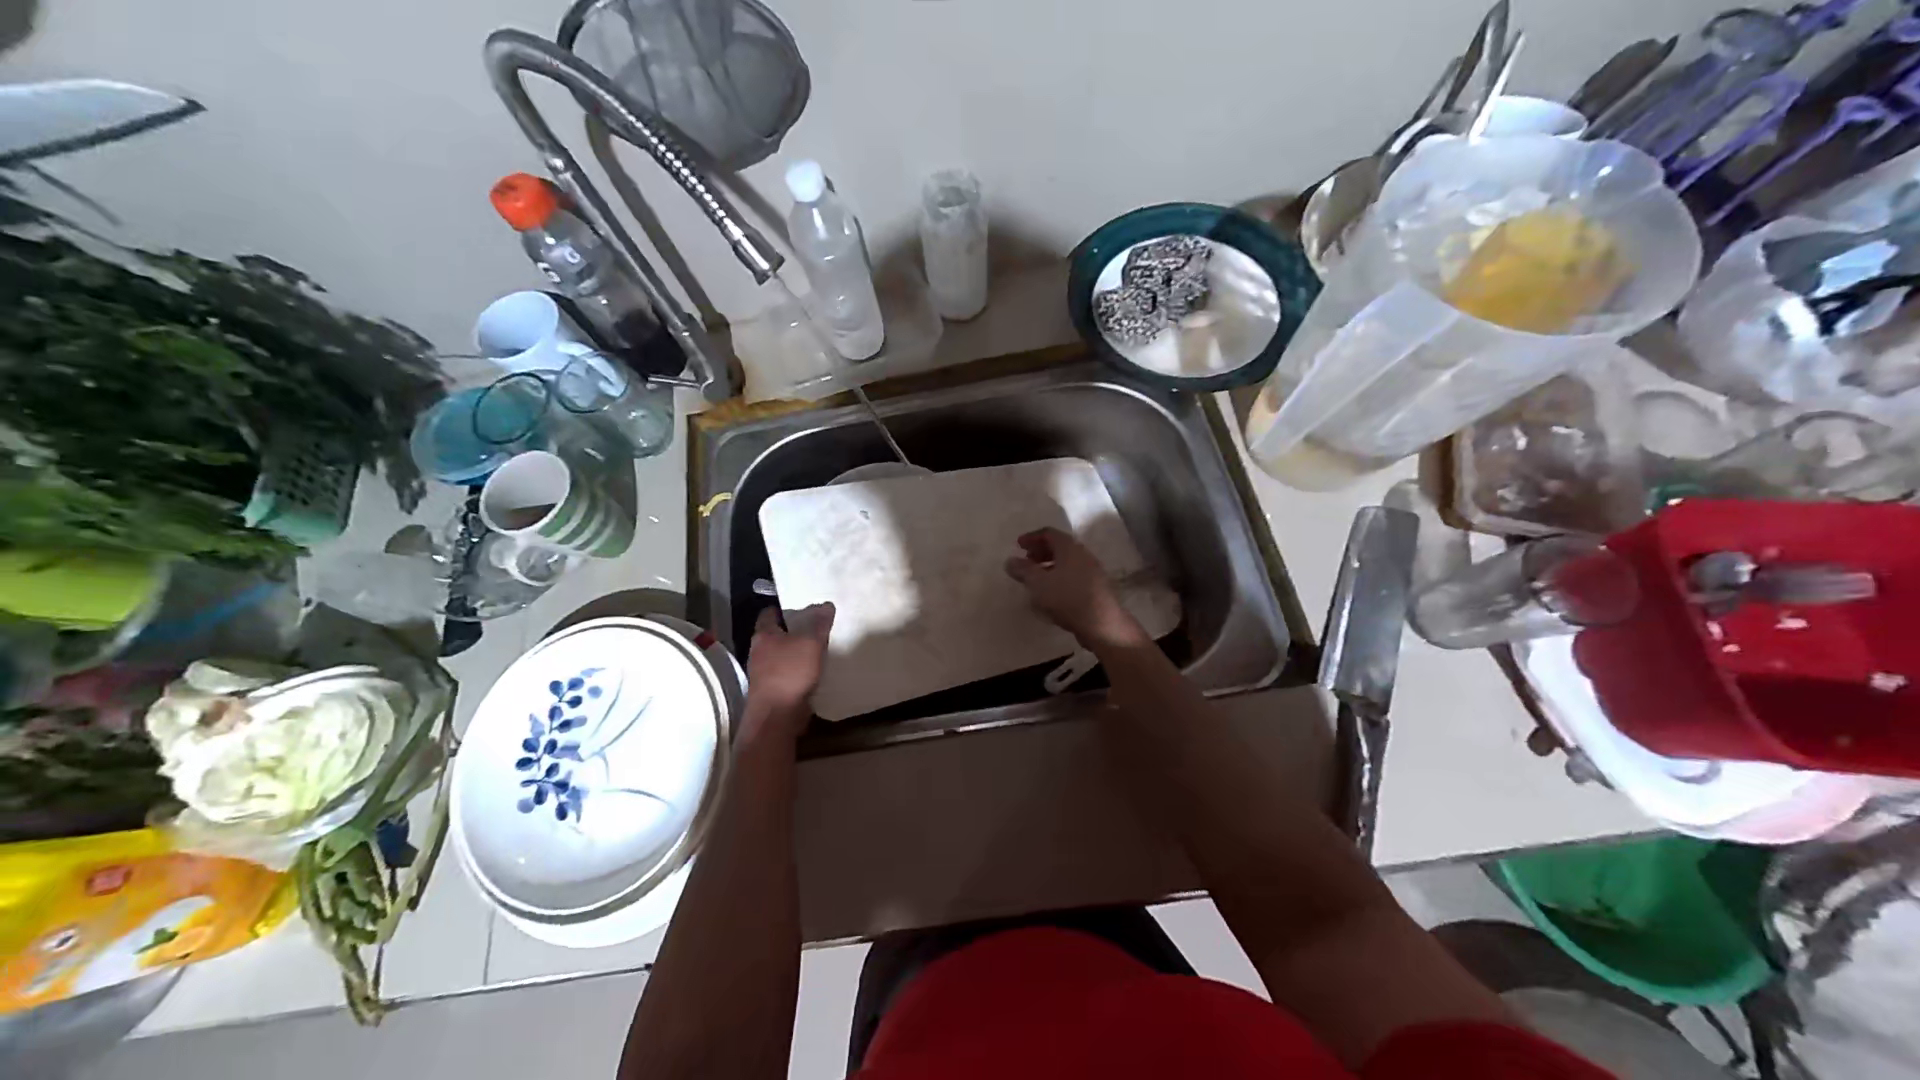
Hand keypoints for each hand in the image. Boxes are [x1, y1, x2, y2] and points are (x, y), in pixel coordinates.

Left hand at [740, 603, 834, 742]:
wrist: (777, 716)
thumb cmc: (790, 672)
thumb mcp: (811, 642)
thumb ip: (819, 623)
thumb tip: (826, 604)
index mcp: (763, 635)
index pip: (769, 613)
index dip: (784, 607)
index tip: (801, 605)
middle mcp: (759, 652)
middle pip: (776, 634)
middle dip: (793, 630)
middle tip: (816, 625)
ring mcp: (763, 672)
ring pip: (782, 655)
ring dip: (797, 652)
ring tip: (819, 647)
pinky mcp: (773, 690)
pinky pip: (787, 673)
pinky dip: (799, 670)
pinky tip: (815, 671)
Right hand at [1004, 528, 1145, 650]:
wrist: (1102, 624)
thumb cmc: (1067, 598)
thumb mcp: (1038, 583)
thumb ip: (1023, 570)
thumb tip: (1010, 561)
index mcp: (1069, 548)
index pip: (1049, 533)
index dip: (1032, 537)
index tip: (1018, 545)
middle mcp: (1083, 555)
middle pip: (1059, 546)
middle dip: (1040, 552)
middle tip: (1026, 561)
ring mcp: (1092, 572)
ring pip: (1067, 562)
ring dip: (1049, 566)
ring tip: (1036, 579)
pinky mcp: (1096, 588)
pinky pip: (1074, 576)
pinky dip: (1059, 578)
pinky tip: (1052, 594)